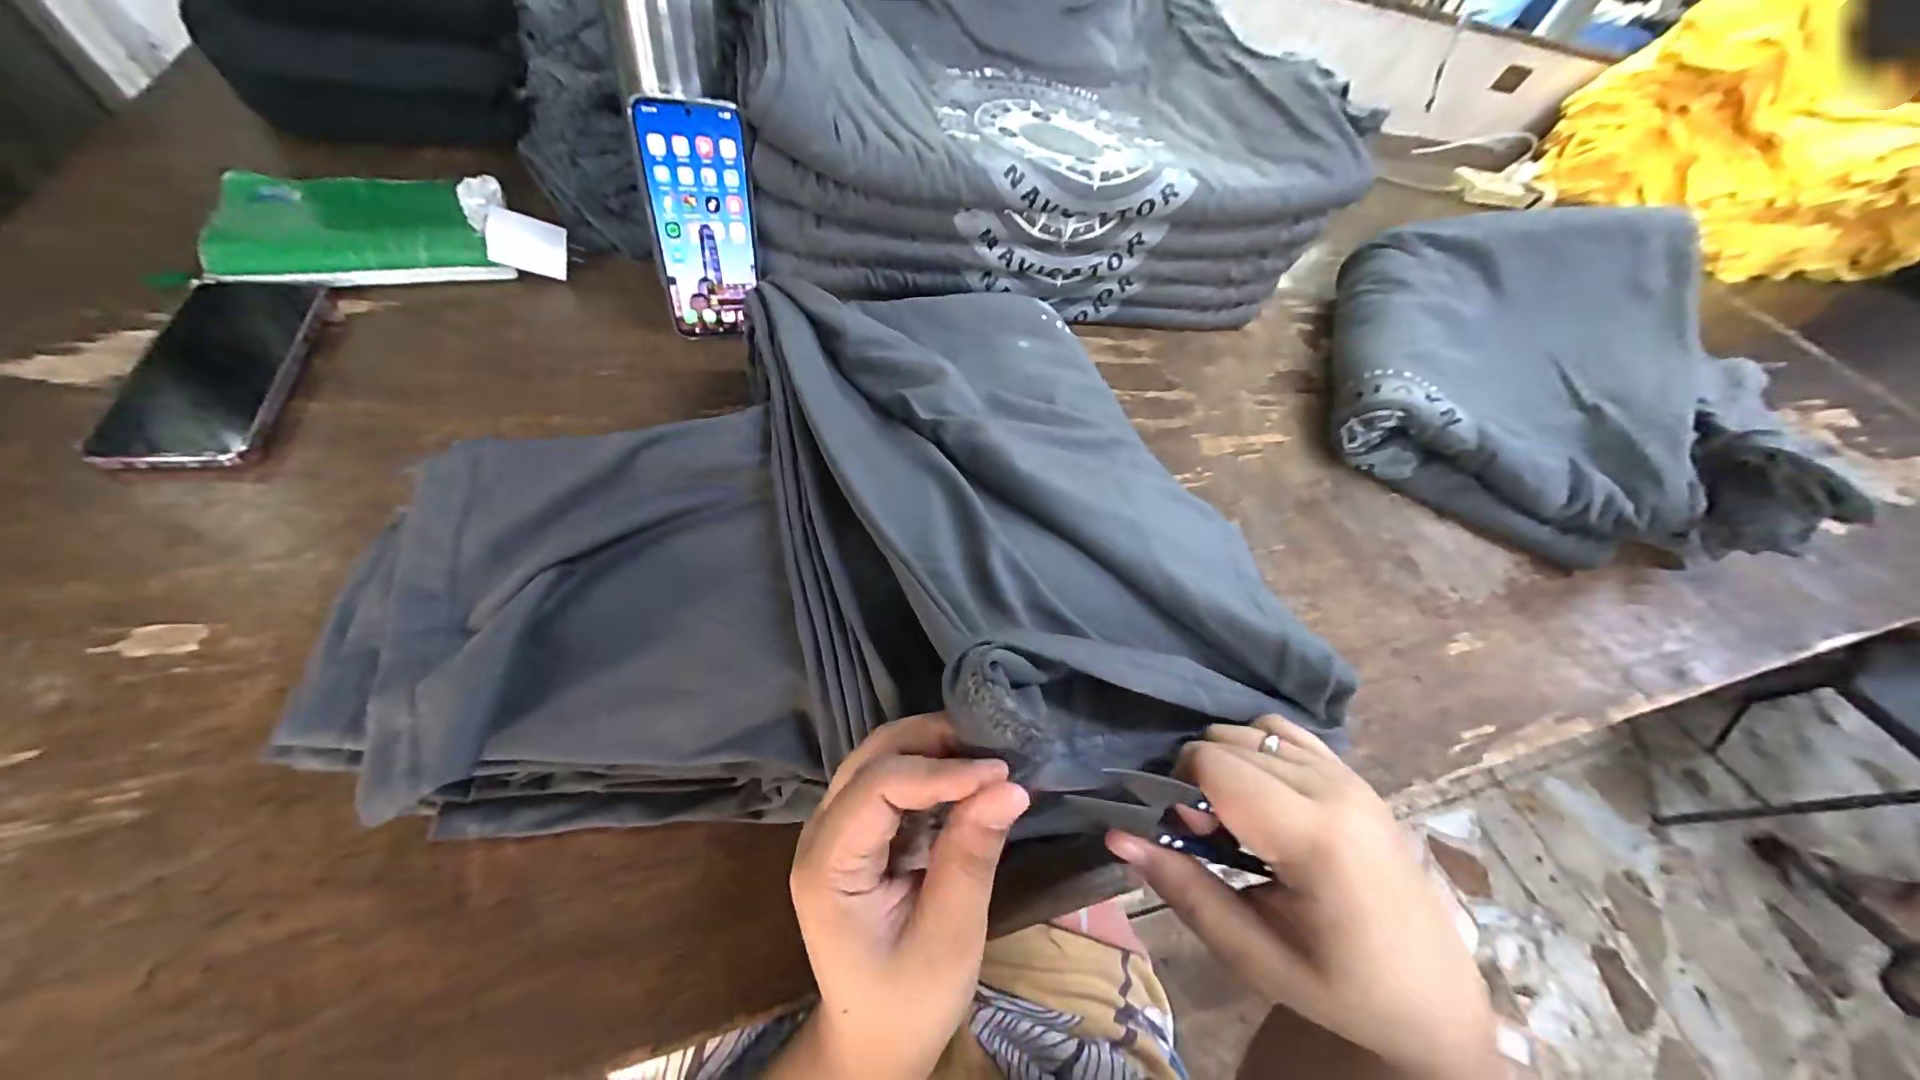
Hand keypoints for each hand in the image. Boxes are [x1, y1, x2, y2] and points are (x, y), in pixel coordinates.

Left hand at [771, 712, 1029, 1079]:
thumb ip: (972, 856)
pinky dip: (930, 769)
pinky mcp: (857, 833)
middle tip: (993, 748)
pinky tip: (965, 779)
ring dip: (932, 748)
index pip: (878, 786)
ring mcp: (835, 829)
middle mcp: (820, 833)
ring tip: (985, 757)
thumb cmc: (908, 1001)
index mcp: (827, 864)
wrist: (874, 1040)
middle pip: (872, 757)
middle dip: (932, 741)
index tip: (1000, 772)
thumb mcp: (949, 937)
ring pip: (879, 758)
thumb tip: (1011, 787)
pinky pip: (890, 780)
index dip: (940, 771)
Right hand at [1106, 717, 1497, 1079]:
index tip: (1192, 840)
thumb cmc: (1344, 990)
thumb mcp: (1254, 956)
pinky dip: (1256, 751)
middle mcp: (1333, 788)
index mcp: (1315, 836)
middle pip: (1224, 740)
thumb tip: (1117, 835)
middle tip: (1211, 839)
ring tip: (1238, 819)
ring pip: (1249, 730)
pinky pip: (1284, 732)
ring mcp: (1349, 775)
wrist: (1439, 1000)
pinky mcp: (1355, 775)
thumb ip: (1183, 889)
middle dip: (1198, 778)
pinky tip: (1264, 797)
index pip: (1214, 763)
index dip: (1180, 791)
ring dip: (1225, 764)